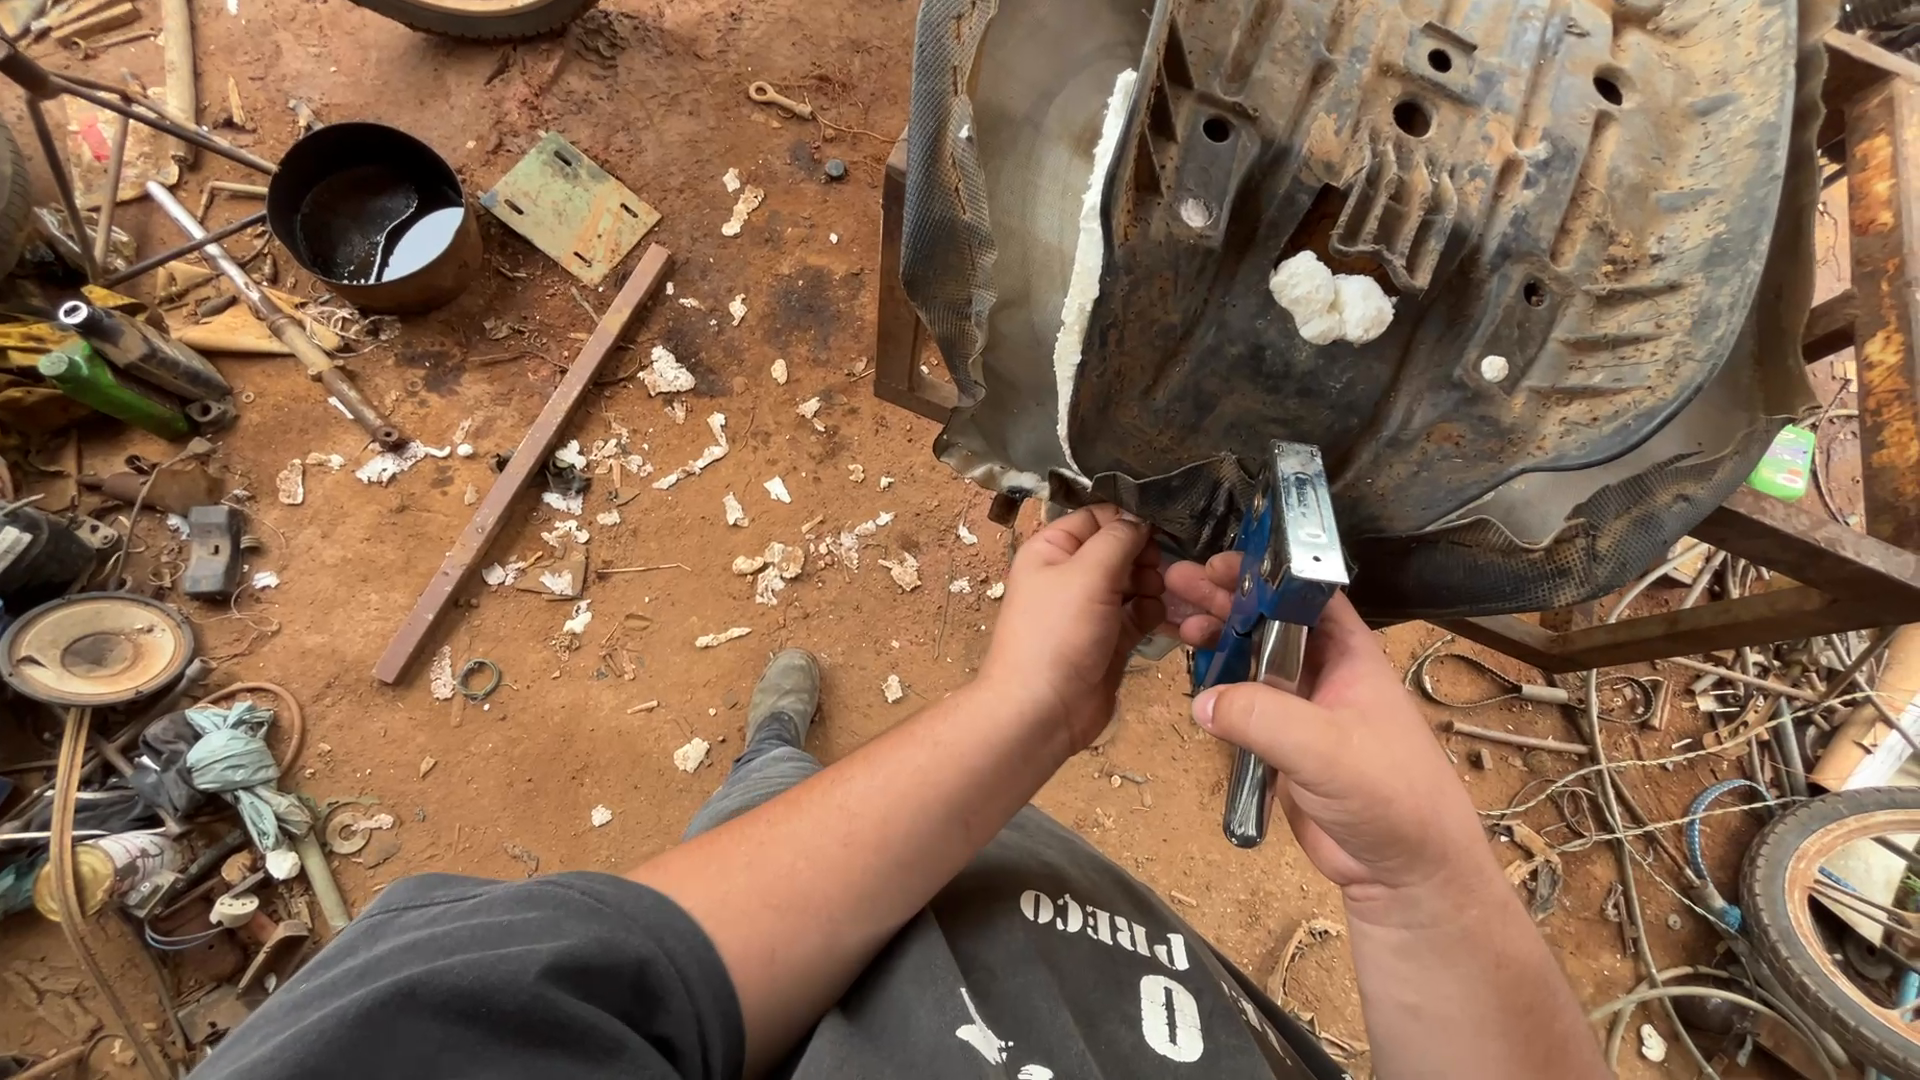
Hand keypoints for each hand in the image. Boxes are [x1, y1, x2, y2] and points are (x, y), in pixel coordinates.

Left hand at [980, 505, 1165, 751]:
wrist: (1043, 710)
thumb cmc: (1057, 634)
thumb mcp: (1086, 573)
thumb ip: (1118, 538)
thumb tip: (1141, 519)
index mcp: (1051, 549)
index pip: (1096, 517)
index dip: (1128, 518)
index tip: (1161, 526)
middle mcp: (1070, 573)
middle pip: (1121, 548)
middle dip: (1146, 554)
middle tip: (1158, 568)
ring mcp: (1092, 607)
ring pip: (1135, 580)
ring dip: (1154, 584)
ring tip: (1158, 595)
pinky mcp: (1111, 638)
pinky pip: (1140, 613)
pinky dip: (1153, 612)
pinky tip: (1159, 618)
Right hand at [1167, 554, 1487, 902]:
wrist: (1404, 874)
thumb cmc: (1388, 798)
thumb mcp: (1327, 749)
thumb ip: (1262, 717)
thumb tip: (1201, 701)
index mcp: (1349, 656)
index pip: (1305, 596)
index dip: (1263, 574)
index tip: (1218, 565)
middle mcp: (1322, 673)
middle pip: (1267, 620)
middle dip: (1225, 598)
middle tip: (1178, 581)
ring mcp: (1299, 707)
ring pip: (1250, 657)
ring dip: (1215, 636)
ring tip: (1175, 620)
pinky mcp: (1279, 741)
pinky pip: (1240, 700)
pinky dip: (1214, 684)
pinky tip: (1190, 674)